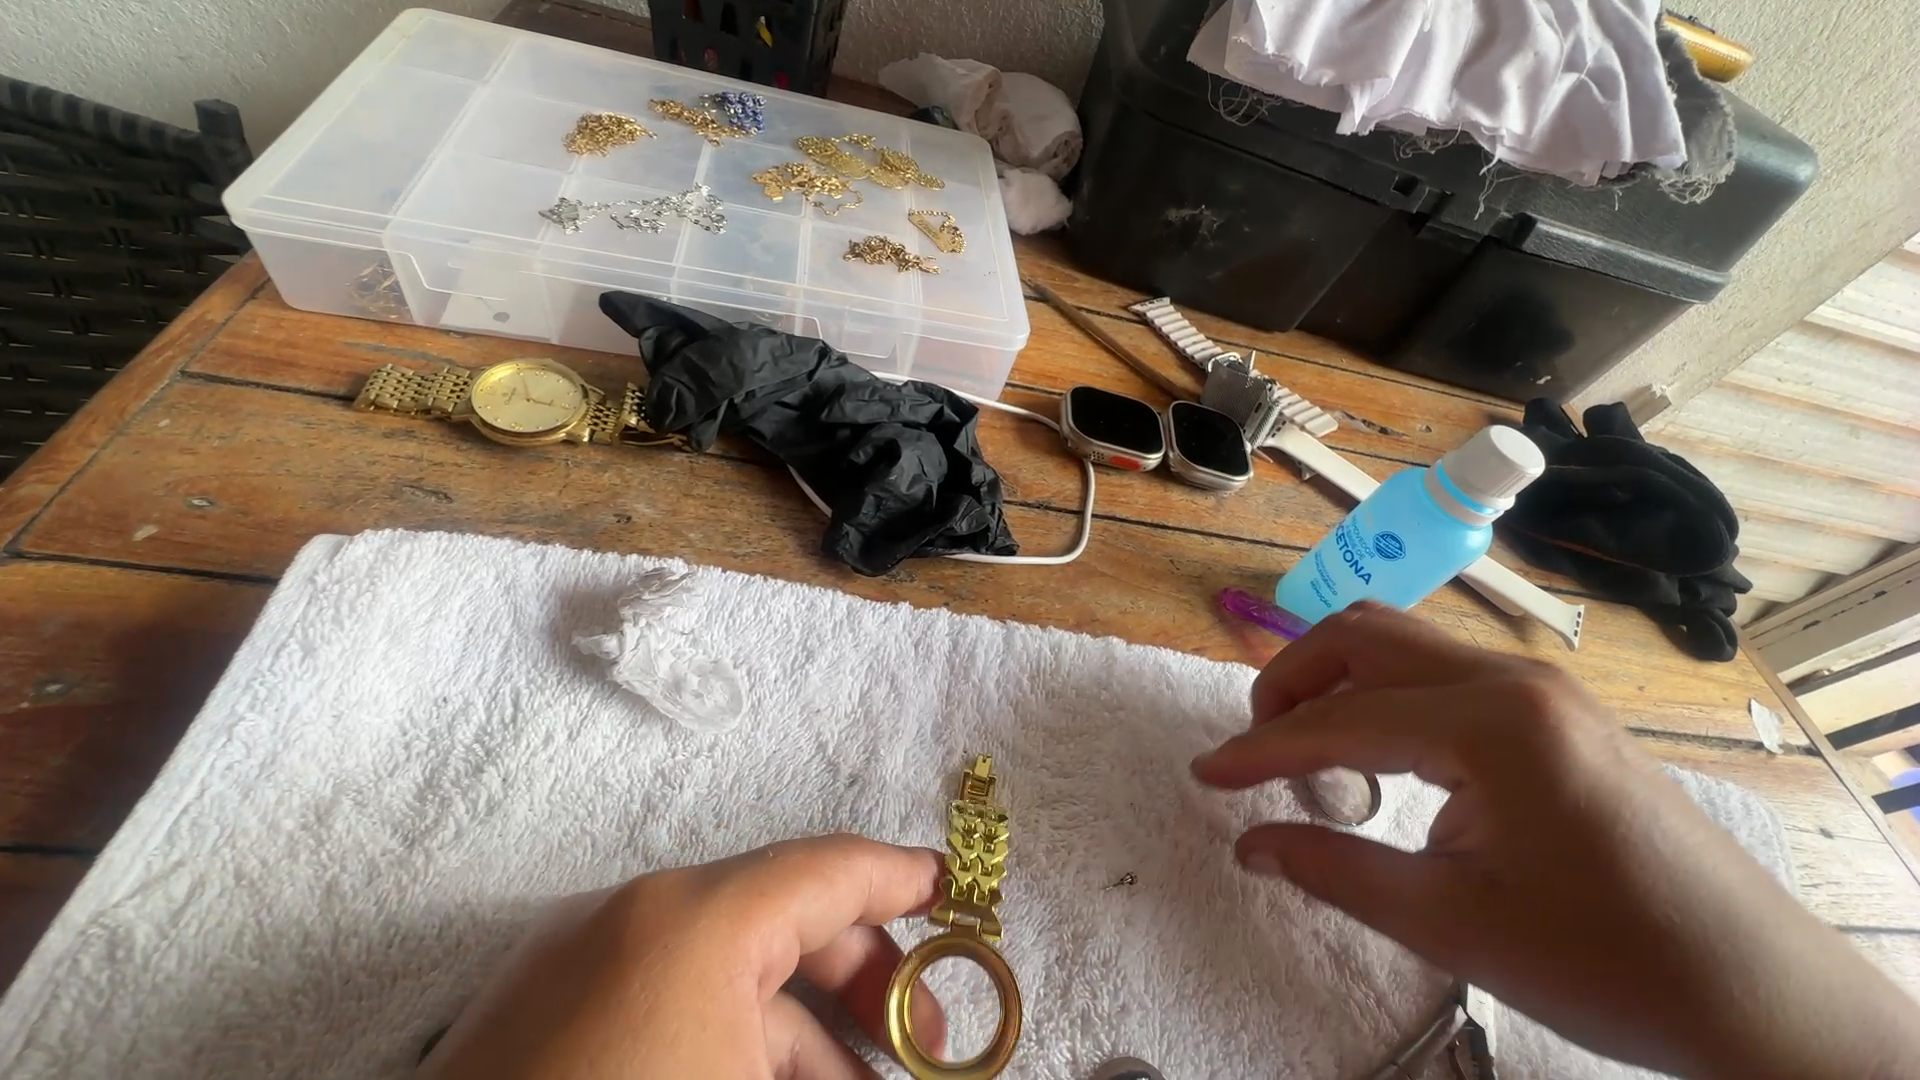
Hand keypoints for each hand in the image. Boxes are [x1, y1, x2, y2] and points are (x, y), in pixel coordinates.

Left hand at [418, 834, 947, 1079]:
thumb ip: (851, 1075)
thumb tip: (889, 1068)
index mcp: (693, 920)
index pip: (827, 869)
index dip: (900, 877)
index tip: (953, 892)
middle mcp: (632, 915)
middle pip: (782, 916)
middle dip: (862, 979)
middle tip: (921, 1040)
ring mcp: (576, 959)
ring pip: (724, 970)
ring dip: (799, 1029)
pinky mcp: (538, 1011)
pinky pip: (666, 1000)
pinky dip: (729, 1036)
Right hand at [1191, 602, 1919, 1079]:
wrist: (1765, 997)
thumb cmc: (1605, 963)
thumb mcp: (1451, 925)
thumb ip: (1334, 869)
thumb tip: (1246, 846)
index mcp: (1492, 724)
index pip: (1339, 719)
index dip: (1259, 748)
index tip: (1202, 774)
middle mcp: (1511, 678)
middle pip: (1359, 637)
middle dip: (1289, 685)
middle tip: (1256, 751)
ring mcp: (1536, 685)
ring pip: (1396, 641)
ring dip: (1332, 681)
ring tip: (1304, 748)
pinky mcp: (1549, 705)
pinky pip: (1434, 669)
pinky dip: (1377, 693)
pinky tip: (1373, 751)